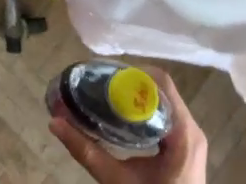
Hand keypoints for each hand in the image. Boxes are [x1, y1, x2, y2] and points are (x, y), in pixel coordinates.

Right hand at [48, 67, 206, 183]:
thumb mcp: (118, 180)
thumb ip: (87, 152)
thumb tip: (54, 122)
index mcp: (184, 134)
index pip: (161, 85)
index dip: (132, 74)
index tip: (104, 76)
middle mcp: (191, 129)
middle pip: (160, 89)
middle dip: (129, 83)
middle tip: (99, 84)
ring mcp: (191, 137)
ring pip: (163, 100)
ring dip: (135, 95)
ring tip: (107, 95)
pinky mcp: (185, 145)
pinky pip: (165, 115)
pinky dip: (144, 109)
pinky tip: (122, 115)